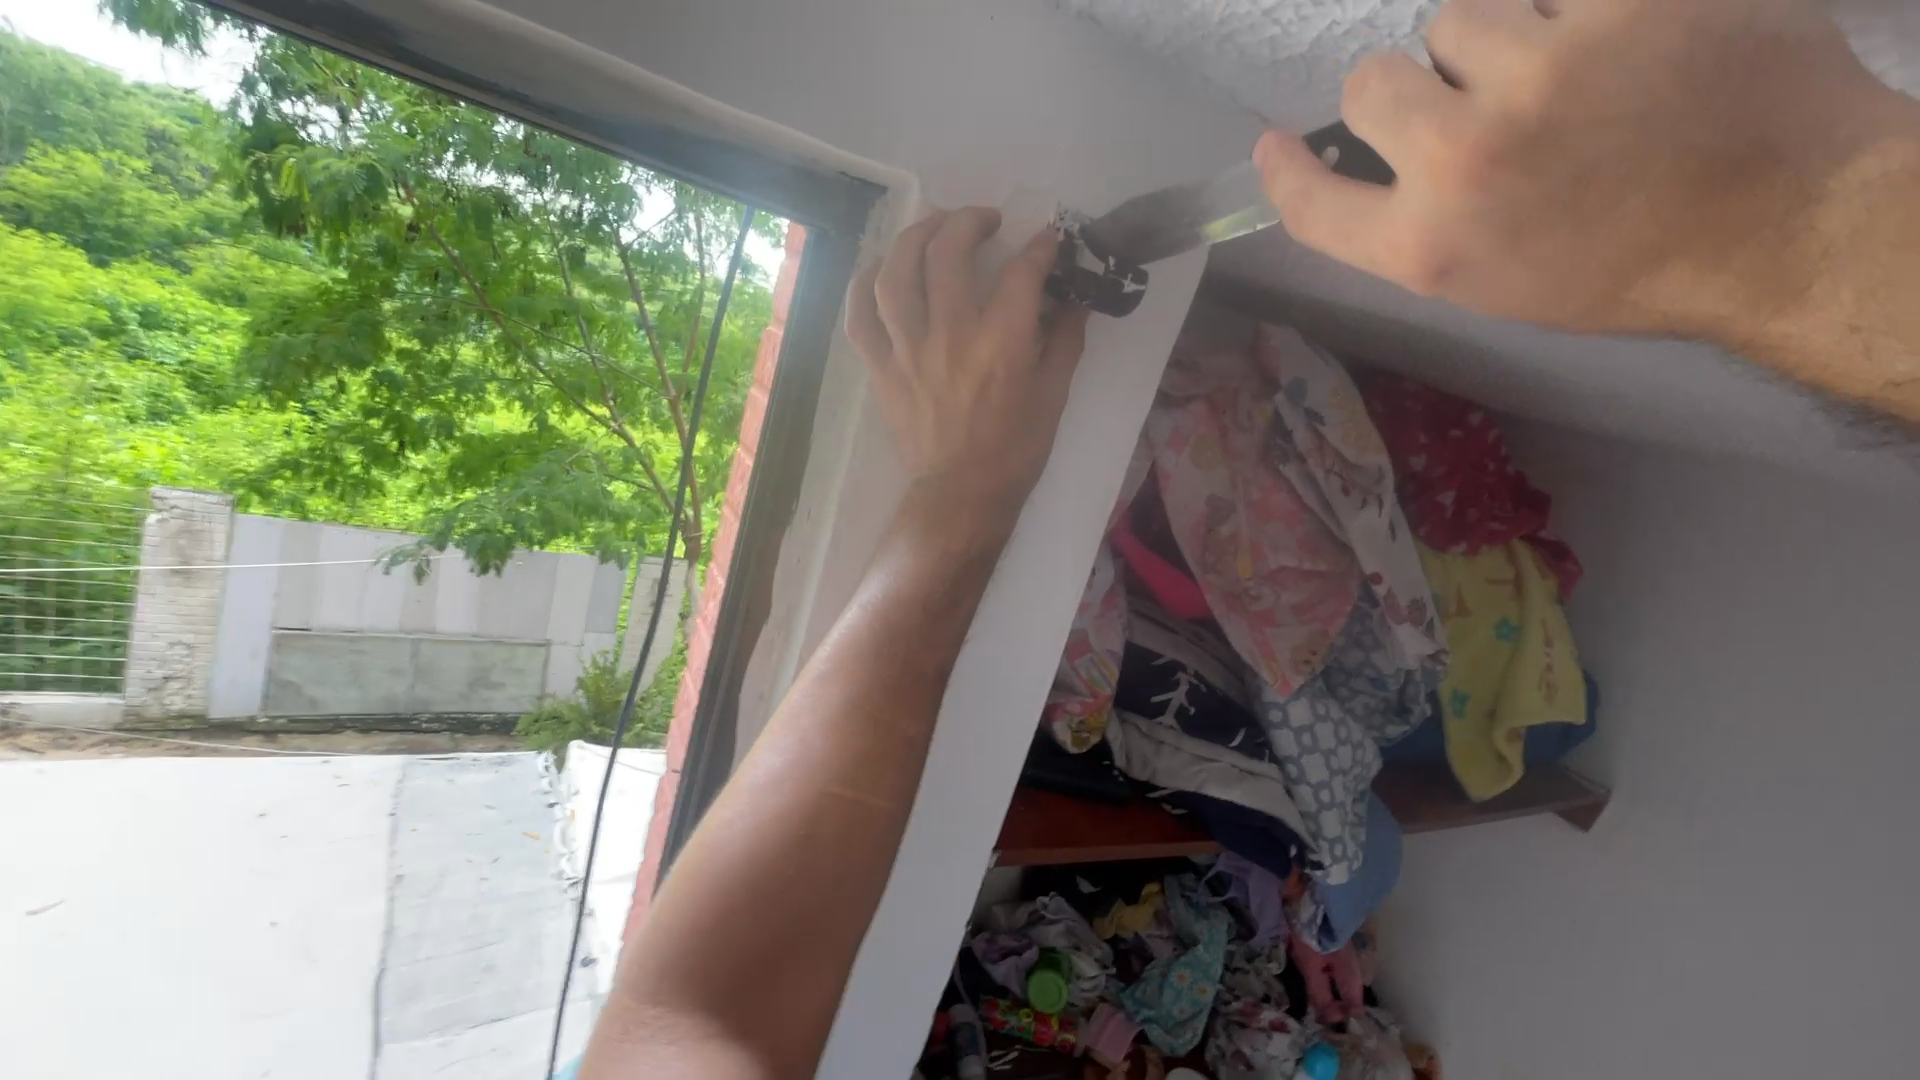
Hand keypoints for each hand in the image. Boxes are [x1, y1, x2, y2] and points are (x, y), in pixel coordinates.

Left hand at [845, 208, 1090, 511]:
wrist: (963, 494)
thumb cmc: (1015, 450)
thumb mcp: (1054, 395)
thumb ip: (1064, 340)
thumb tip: (1074, 299)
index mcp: (1001, 344)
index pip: (1021, 271)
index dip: (1039, 246)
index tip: (1047, 240)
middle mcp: (951, 336)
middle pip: (947, 252)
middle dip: (969, 221)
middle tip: (985, 221)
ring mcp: (908, 351)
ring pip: (896, 273)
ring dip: (915, 237)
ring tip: (934, 228)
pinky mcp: (881, 369)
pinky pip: (860, 316)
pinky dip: (865, 285)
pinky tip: (883, 268)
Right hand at [1253, 0, 1917, 340]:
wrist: (1775, 223)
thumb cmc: (1611, 271)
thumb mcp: (1479, 281)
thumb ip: (1402, 226)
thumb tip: (1354, 160)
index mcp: (1426, 243)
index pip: (1313, 200)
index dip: (1285, 170)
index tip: (1276, 146)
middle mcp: (1463, 157)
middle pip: (1370, 80)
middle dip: (1404, 91)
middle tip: (1458, 106)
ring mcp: (1545, 69)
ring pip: (1455, 16)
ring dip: (1486, 41)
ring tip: (1551, 72)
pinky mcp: (1627, 1)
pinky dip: (1566, 12)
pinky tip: (1608, 44)